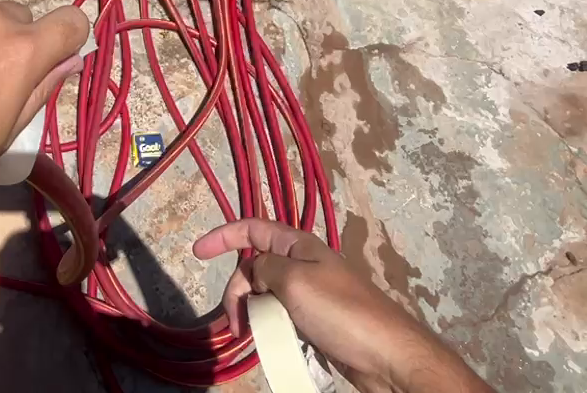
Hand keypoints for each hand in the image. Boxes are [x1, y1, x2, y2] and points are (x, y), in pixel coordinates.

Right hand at [193, 219, 491, 392]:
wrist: (389, 357)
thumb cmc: (341, 312)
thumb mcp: (294, 281)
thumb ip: (264, 269)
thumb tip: (254, 273)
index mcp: (297, 245)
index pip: (251, 228)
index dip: (222, 236)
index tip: (197, 252)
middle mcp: (301, 265)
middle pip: (254, 268)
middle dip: (238, 291)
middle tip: (235, 321)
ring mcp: (309, 295)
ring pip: (266, 298)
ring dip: (255, 315)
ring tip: (254, 338)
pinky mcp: (317, 324)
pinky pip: (283, 321)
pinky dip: (273, 331)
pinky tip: (276, 347)